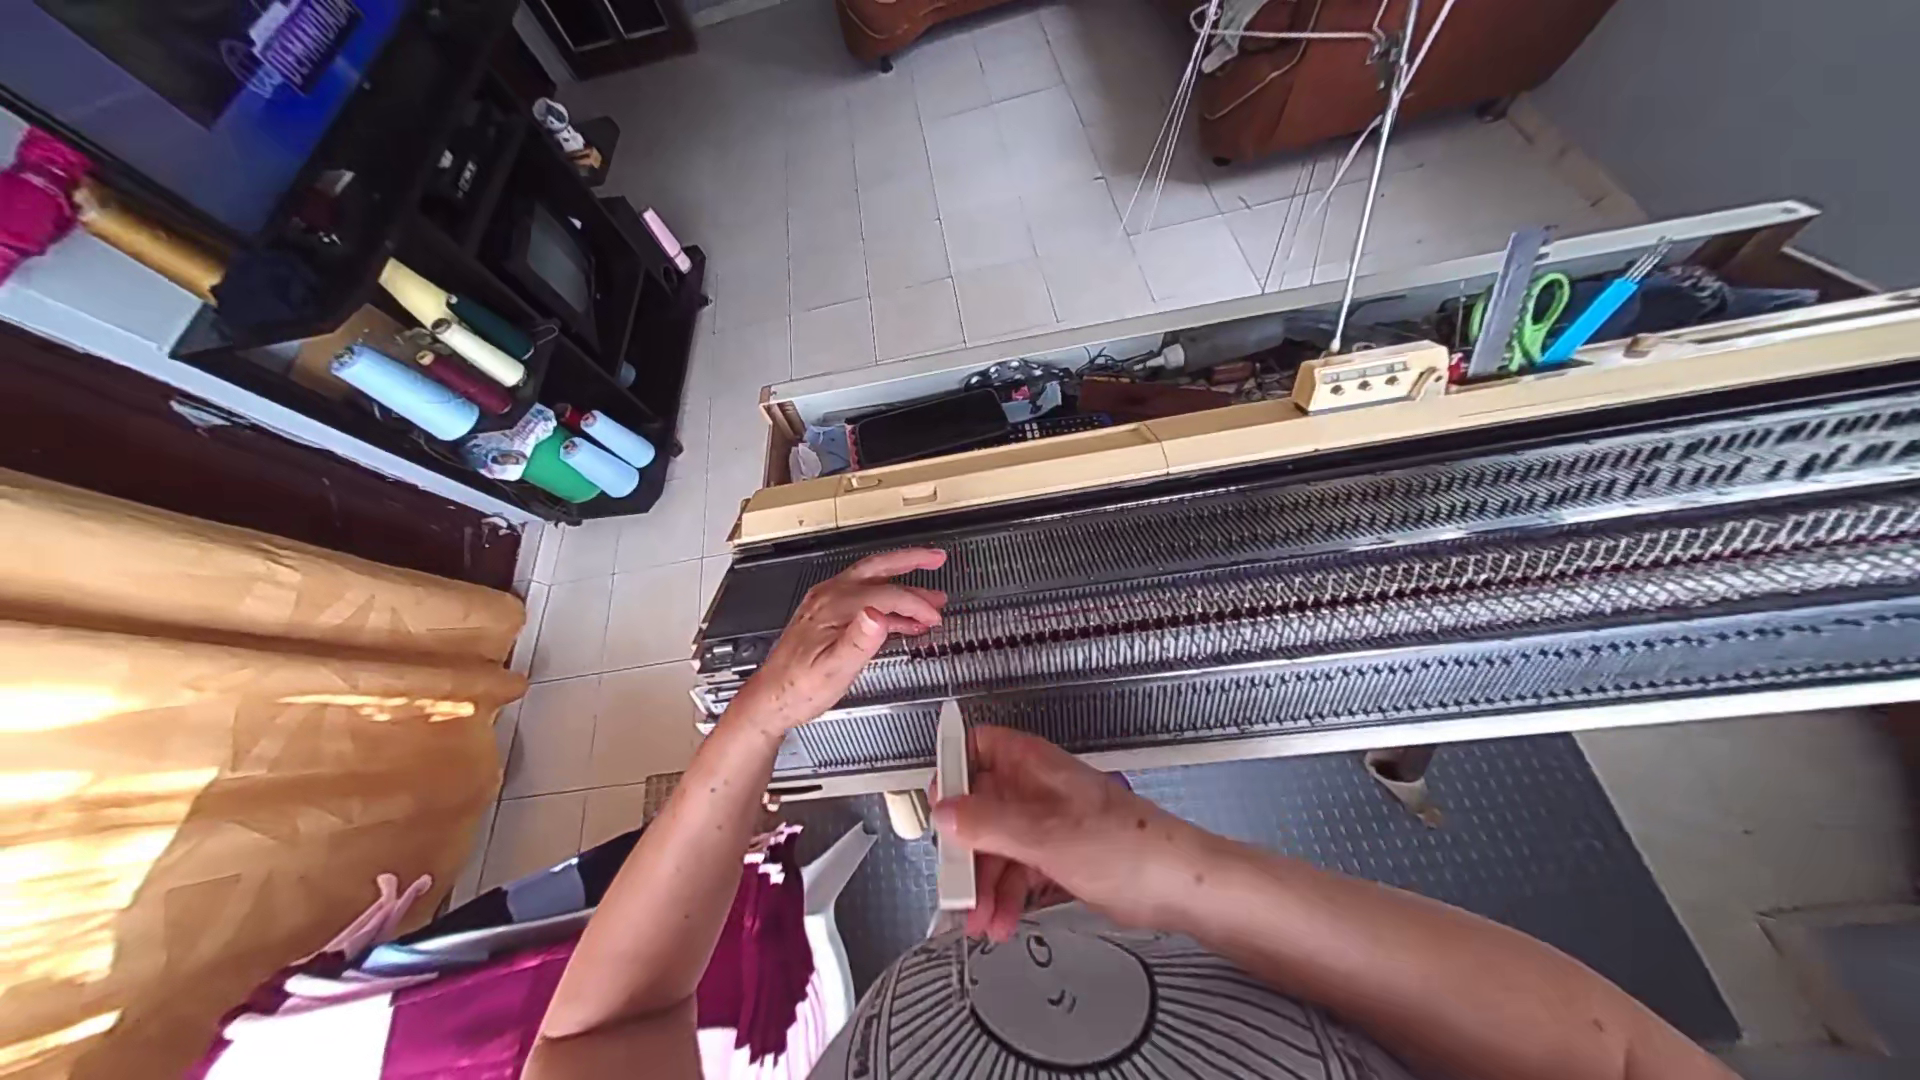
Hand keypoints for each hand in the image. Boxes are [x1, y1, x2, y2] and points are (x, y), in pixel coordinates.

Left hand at [726, 548, 947, 733]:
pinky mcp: (826, 613)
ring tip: (931, 594)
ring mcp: (827, 602)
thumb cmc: (798, 689)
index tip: (933, 617)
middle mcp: (829, 596)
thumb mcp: (833, 670)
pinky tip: (902, 618)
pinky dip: (888, 601)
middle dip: (912, 560)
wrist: (770, 699)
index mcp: (835, 606)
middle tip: (937, 558)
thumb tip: (880, 615)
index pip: (887, 594)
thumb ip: (858, 641)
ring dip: (904, 582)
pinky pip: (864, 595)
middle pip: (878, 567)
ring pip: (872, 579)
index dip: (915, 604)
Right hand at [932, 726, 1209, 941]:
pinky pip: (1016, 869)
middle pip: (978, 805)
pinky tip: (1001, 921)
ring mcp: (1044, 821)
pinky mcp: (1055, 853)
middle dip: (965, 849)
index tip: (938, 811)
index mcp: (1031, 763)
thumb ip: (990, 823)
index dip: (952, 773)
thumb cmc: (1124, 845)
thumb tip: (943, 813)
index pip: (977, 747)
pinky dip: (1005, 895)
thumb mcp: (1046, 834)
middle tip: (955, 885)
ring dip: (983, 883)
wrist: (1176, 885)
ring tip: (980, 919)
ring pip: (995, 843)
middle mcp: (1033, 787)